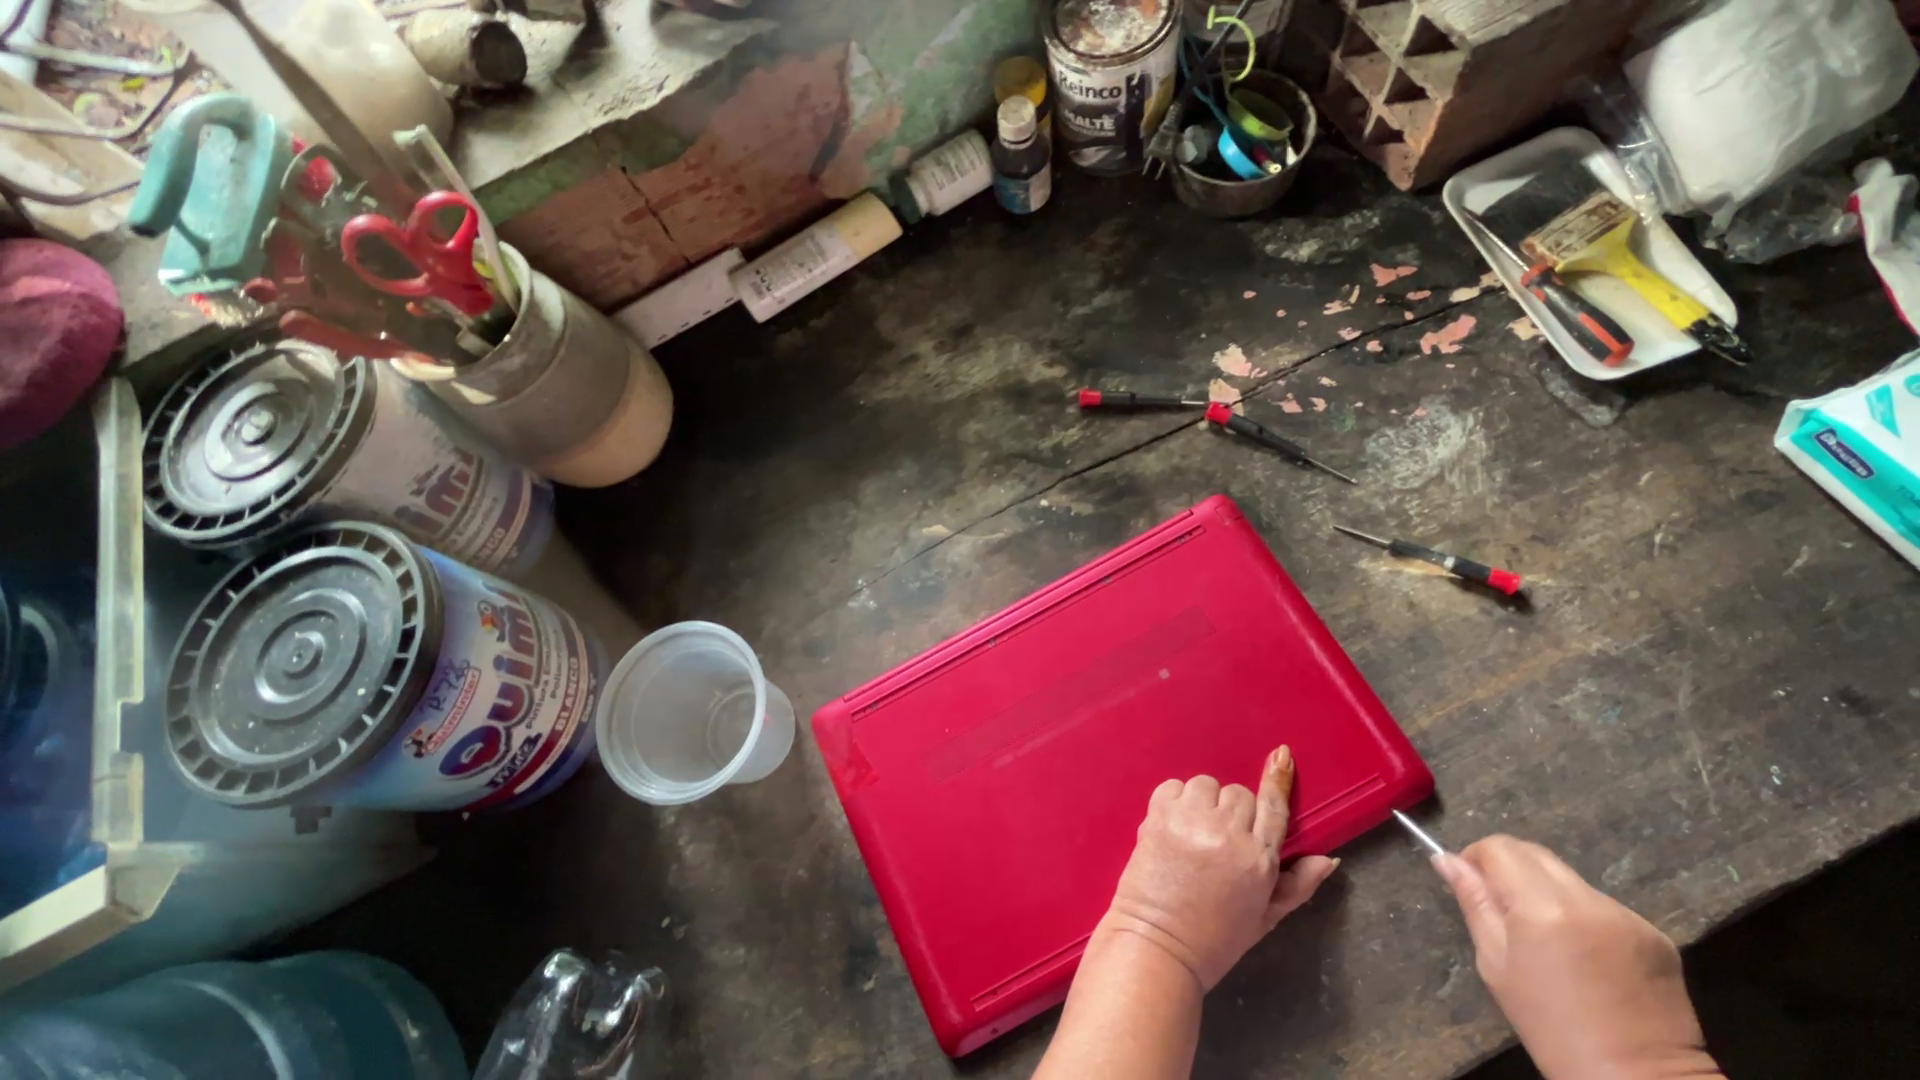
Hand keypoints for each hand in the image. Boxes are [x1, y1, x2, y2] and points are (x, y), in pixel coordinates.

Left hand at [1098, 745, 1339, 991]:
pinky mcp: (1159, 816)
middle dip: (1230, 812)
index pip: (1273, 807)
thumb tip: (1328, 859)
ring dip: (1201, 803)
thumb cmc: (1215, 938)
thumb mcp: (1265, 918)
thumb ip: (1297, 886)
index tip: (1281, 755)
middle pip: (1238, 795)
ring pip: (1205, 785)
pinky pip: (1173, 786)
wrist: (1158, 947)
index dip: (1277, 779)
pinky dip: (1173, 800)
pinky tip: (1171, 826)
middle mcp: (1229, 833)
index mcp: (1260, 859)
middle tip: (1216, 840)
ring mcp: (1192, 821)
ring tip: (1191, 833)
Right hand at [1436, 837, 1723, 1079]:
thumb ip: (1474, 903)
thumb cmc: (1549, 1025)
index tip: (1471, 885)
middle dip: (1510, 869)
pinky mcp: (1655, 934)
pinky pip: (1604, 907)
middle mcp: (1588, 899)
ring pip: (1570, 880)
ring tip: (1549, 940)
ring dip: (1548, 894)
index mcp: (1542, 906)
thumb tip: (1447, 860)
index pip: (1499, 847)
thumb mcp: (1495, 964)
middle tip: (1503, 909)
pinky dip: (1584, 918)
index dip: (1477, 858)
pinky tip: (1586, 956)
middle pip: (1535, 853)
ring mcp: (1627, 915)